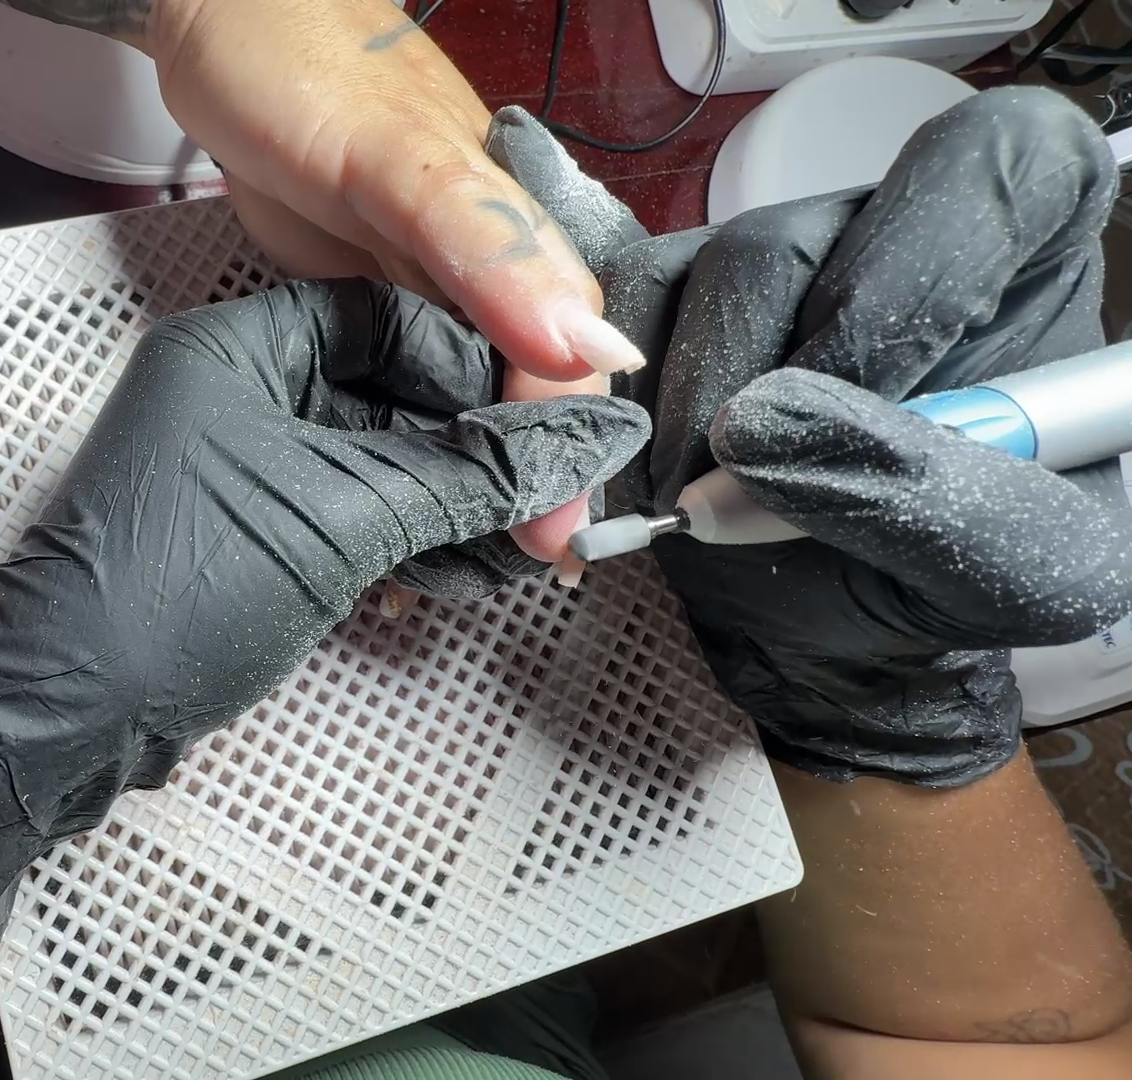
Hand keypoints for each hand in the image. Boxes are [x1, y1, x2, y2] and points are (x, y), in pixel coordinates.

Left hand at [0, 280, 647, 981]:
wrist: (79, 703)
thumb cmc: (191, 583)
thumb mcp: (341, 517)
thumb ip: (471, 474)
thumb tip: (594, 441)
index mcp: (239, 345)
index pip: (388, 319)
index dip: (476, 371)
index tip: (552, 427)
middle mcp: (238, 389)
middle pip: (386, 399)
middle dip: (469, 463)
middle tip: (547, 516)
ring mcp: (242, 463)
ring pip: (372, 466)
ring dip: (444, 514)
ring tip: (512, 566)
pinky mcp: (249, 527)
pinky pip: (344, 514)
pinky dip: (396, 545)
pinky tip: (446, 586)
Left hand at [139, 0, 647, 557]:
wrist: (226, 39)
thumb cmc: (307, 75)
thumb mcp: (396, 160)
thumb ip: (485, 244)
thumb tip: (586, 343)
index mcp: (510, 238)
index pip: (559, 362)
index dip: (558, 452)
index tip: (553, 540)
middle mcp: (473, 273)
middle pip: (513, 392)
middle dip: (515, 478)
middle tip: (508, 565)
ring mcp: (413, 291)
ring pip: (455, 397)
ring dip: (458, 469)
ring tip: (452, 550)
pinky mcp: (361, 302)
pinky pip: (394, 383)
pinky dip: (397, 436)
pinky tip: (392, 481)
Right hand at [603, 88, 1131, 785]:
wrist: (817, 628)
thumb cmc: (922, 597)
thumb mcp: (994, 577)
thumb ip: (909, 496)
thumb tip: (756, 430)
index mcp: (1011, 271)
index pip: (982, 171)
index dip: (884, 286)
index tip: (808, 423)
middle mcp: (862, 249)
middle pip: (771, 239)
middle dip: (716, 379)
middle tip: (700, 492)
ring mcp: (740, 288)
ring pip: (662, 277)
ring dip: (643, 398)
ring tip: (662, 494)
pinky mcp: (649, 327)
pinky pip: (591, 327)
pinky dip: (585, 400)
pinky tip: (614, 466)